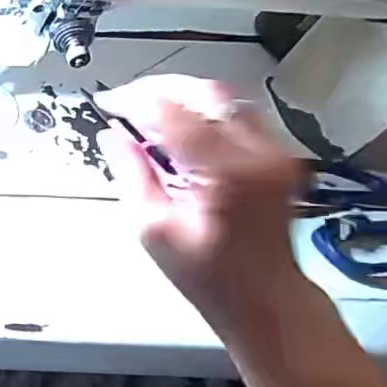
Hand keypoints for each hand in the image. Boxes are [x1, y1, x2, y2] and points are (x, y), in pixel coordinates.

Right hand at [95, 76, 310, 319]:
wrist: (265, 297)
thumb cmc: (212, 275)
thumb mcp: (153, 228)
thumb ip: (131, 173)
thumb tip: (113, 136)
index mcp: (226, 172)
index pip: (172, 112)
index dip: (133, 101)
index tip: (109, 103)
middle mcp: (258, 154)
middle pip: (202, 91)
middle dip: (157, 89)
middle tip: (124, 100)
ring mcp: (273, 153)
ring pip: (222, 96)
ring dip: (179, 95)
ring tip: (146, 109)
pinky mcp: (277, 155)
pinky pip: (235, 112)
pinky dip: (200, 109)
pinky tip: (177, 124)